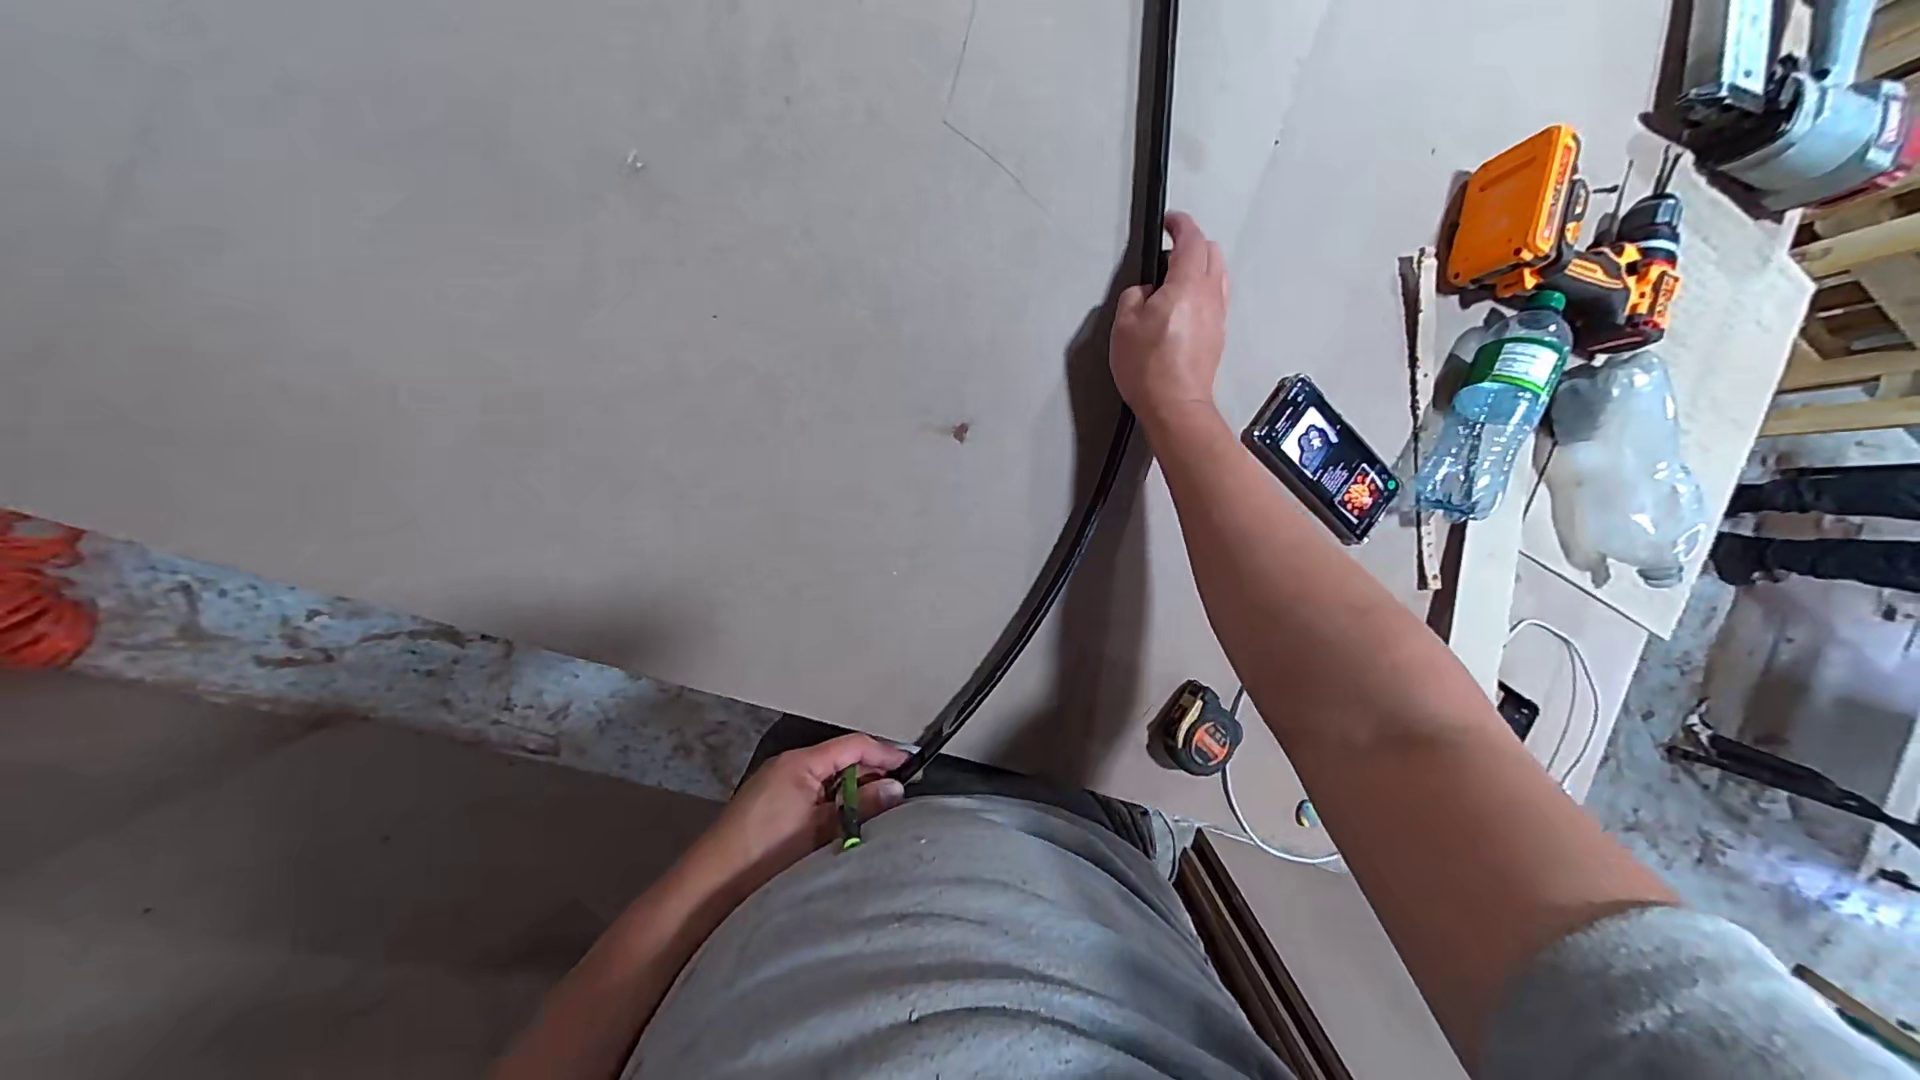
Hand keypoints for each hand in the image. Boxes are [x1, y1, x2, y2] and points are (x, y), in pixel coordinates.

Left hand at [677, 733, 908, 902]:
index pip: (853, 745)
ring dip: (853, 794)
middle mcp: (788, 767)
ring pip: (828, 781)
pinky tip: (845, 827)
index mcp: (800, 762)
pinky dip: (833, 806)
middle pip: (841, 761)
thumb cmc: (764, 853)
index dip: (885, 754)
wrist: (709, 889)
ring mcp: (777, 787)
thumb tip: (896, 789)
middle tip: (898, 798)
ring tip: (877, 815)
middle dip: (871, 776)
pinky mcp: (771, 809)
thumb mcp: (822, 828)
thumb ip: (862, 806)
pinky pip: (813, 797)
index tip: (911, 765)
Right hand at [1109, 211, 1229, 429]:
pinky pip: (1213, 300)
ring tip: (1173, 280)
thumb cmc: (1151, 371)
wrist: (1174, 405)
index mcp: (1187, 285)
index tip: (1170, 221)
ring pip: (1216, 276)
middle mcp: (1209, 296)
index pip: (1191, 239)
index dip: (1179, 224)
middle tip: (1170, 249)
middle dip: (1192, 243)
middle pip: (1211, 252)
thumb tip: (1143, 292)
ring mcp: (1217, 317)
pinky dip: (1200, 292)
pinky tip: (1181, 307)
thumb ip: (1133, 296)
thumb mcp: (1123, 325)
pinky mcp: (1217, 335)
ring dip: (1198, 268)